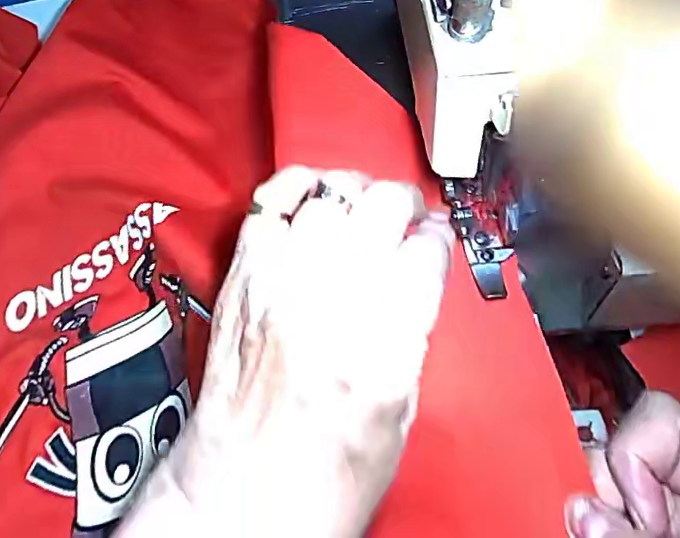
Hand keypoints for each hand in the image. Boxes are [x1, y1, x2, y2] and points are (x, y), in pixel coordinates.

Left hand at [121, 167, 456, 537]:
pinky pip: (271, 200)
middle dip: (404, 204)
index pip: (425, 252)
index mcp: (383, 342)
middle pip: (382, 207)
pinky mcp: (245, 272)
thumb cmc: (322, 475)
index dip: (437, 237)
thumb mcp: (400, 413)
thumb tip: (418, 274)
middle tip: (405, 216)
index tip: (435, 236)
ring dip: (355, 193)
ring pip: (330, 195)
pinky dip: (296, 186)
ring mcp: (283, 278)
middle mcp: (332, 298)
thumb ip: (411, 330)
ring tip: (361, 206)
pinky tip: (313, 193)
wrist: (242, 494)